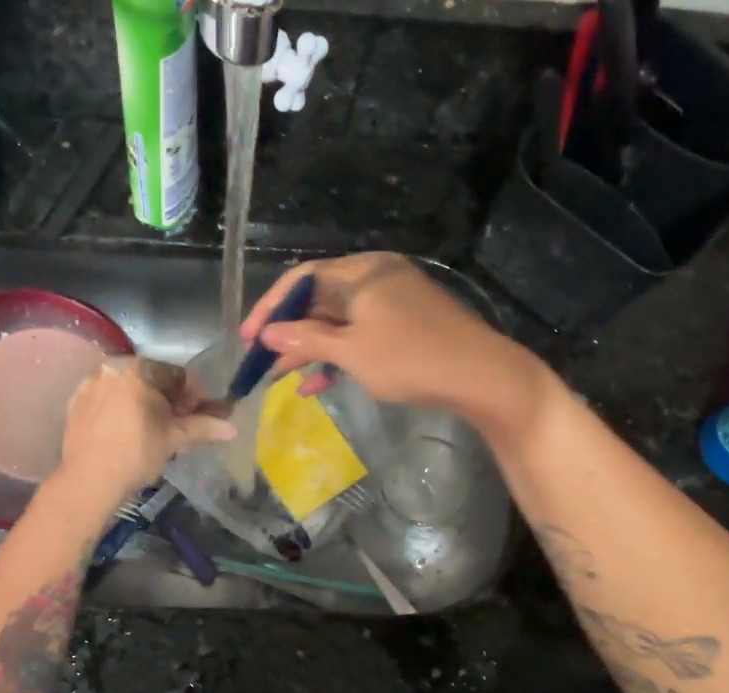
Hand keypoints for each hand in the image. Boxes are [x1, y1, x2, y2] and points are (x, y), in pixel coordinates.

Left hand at [54, 360, 234, 504]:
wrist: (89, 479)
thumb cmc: (137, 453)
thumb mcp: (174, 438)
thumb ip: (202, 427)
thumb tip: (232, 428)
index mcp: (138, 369)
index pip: (177, 375)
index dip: (194, 396)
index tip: (200, 416)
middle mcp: (111, 368)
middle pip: (150, 380)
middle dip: (169, 400)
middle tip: (179, 426)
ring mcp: (89, 385)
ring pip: (127, 390)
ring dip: (144, 405)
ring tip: (153, 431)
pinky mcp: (74, 405)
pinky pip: (105, 401)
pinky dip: (120, 411)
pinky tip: (126, 432)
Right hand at [239, 253, 560, 439]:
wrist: (480, 376)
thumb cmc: (410, 358)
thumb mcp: (351, 352)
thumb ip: (306, 340)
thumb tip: (267, 335)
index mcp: (363, 271)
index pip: (303, 278)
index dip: (271, 307)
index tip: (247, 338)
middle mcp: (376, 278)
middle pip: (319, 299)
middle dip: (288, 332)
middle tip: (258, 360)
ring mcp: (393, 302)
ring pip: (338, 321)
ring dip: (309, 348)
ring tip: (280, 377)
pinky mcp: (405, 326)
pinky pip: (359, 335)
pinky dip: (337, 356)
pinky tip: (316, 385)